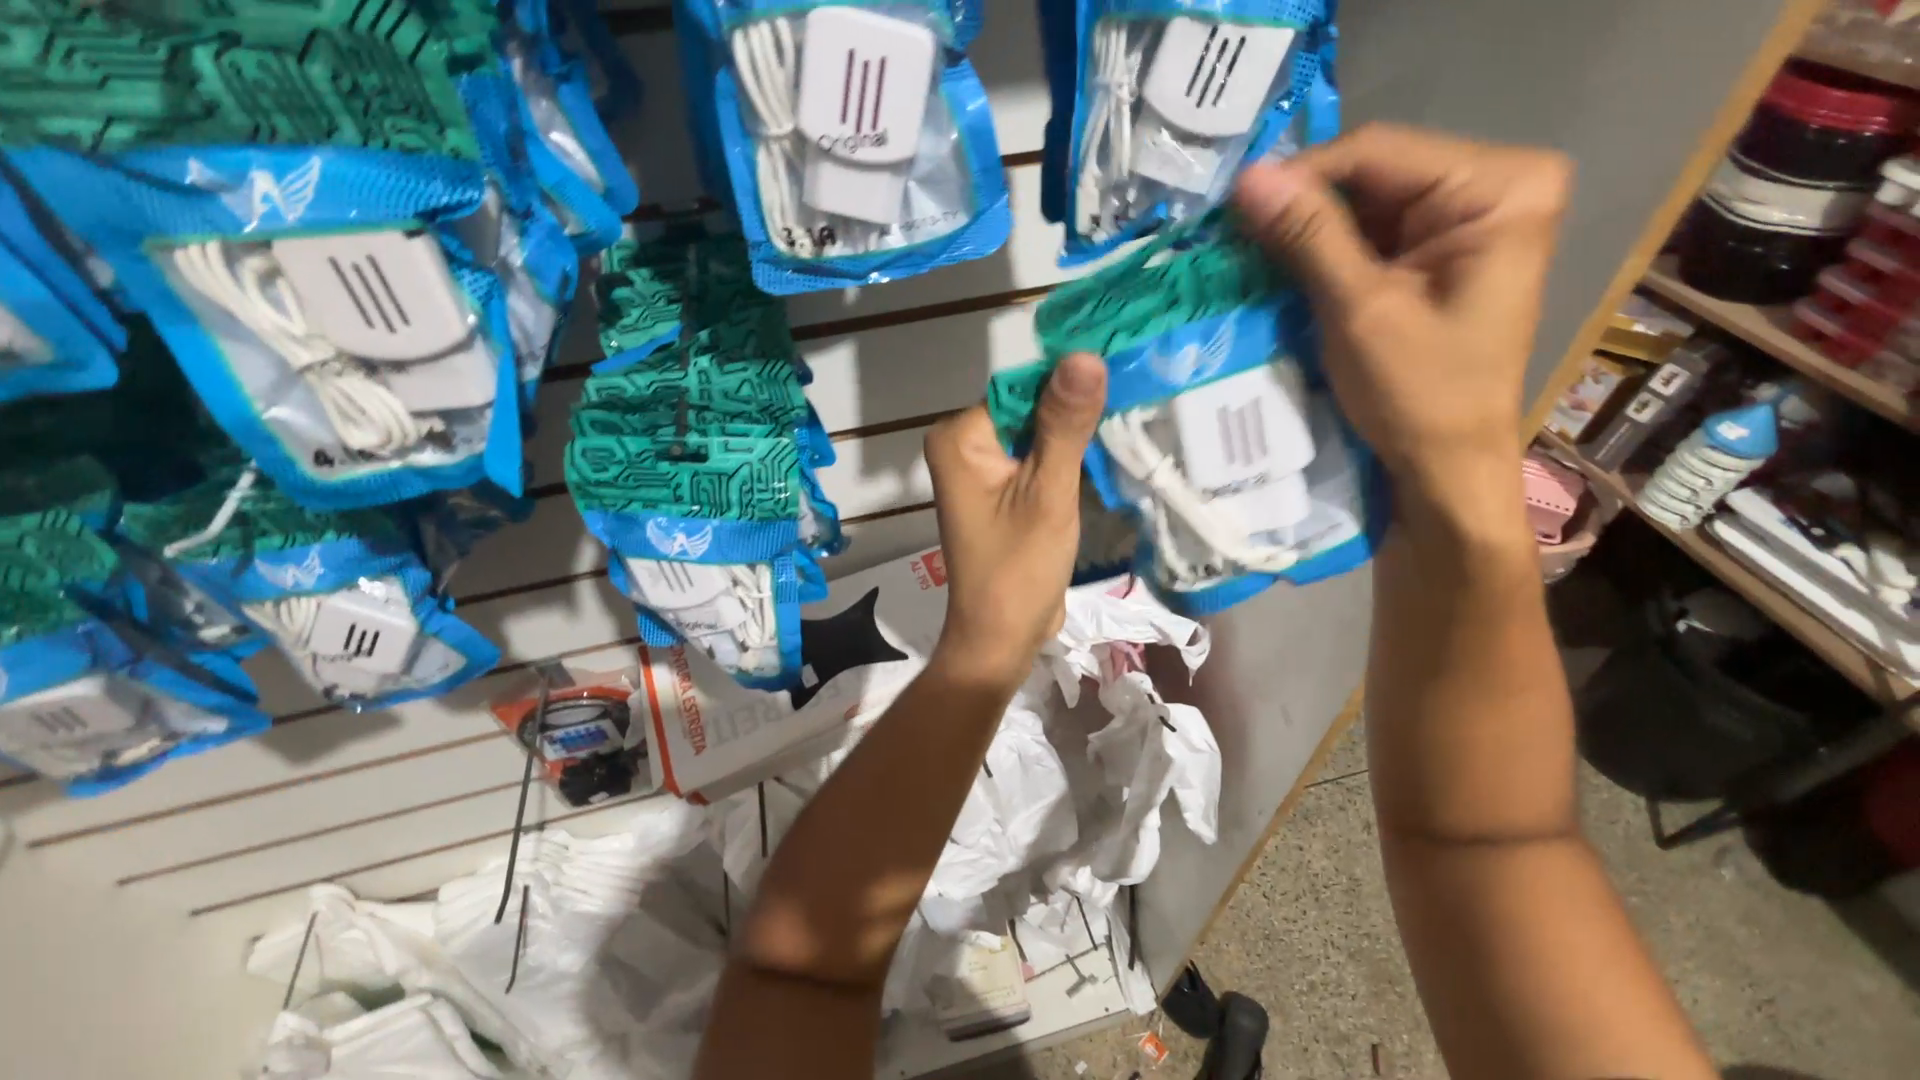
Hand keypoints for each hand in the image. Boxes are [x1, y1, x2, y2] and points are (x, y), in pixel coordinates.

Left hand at [923, 353, 1107, 688]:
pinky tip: (1107, 451)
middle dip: (1075, 410)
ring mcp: (982, 470)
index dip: (1070, 385)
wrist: (1001, 639)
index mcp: (959, 438)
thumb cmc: (1018, 570)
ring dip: (1076, 434)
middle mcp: (963, 446)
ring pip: (1038, 433)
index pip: (1022, 387)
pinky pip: (1037, 459)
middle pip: (1029, 407)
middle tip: (1136, 397)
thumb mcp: (1048, 493)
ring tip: (1131, 418)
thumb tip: (1085, 356)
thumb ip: (1065, 425)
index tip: (1123, 375)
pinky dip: (1067, 459)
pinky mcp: (1001, 491)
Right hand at [1233, 124, 1570, 523]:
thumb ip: (1308, 236)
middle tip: (1235, 231)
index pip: (1379, 151)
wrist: (1446, 466)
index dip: (1301, 175)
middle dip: (1304, 203)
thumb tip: (1247, 177)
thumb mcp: (1360, 309)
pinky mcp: (1441, 253)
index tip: (1234, 206)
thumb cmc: (1419, 394)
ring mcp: (1469, 220)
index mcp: (1500, 188)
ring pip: (1366, 201)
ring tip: (1249, 248)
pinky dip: (1326, 249)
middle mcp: (1495, 188)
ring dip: (1308, 227)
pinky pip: (1372, 233)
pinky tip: (1284, 265)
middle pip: (1374, 172)